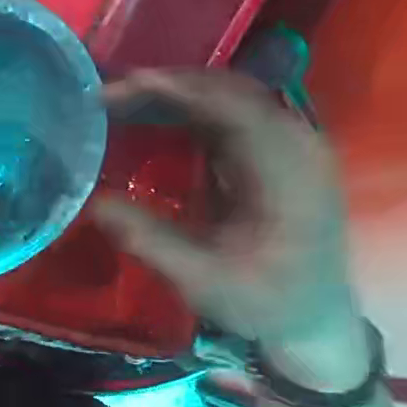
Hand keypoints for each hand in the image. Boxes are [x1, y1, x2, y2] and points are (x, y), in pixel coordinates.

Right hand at [91, 70, 370, 389]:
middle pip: (231, 91)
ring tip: (125, 100)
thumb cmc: (265, 303)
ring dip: (178, 94)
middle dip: (170, 85)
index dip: (180, 89)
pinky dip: (192, 110)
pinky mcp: (278, 153)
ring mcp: (291, 145)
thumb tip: (92, 203)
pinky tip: (158, 117)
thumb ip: (150, 240)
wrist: (314, 321)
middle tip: (113, 92)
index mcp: (290, 170)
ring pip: (231, 97)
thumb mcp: (204, 281)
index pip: (235, 106)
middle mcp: (297, 144)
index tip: (127, 85)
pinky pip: (233, 114)